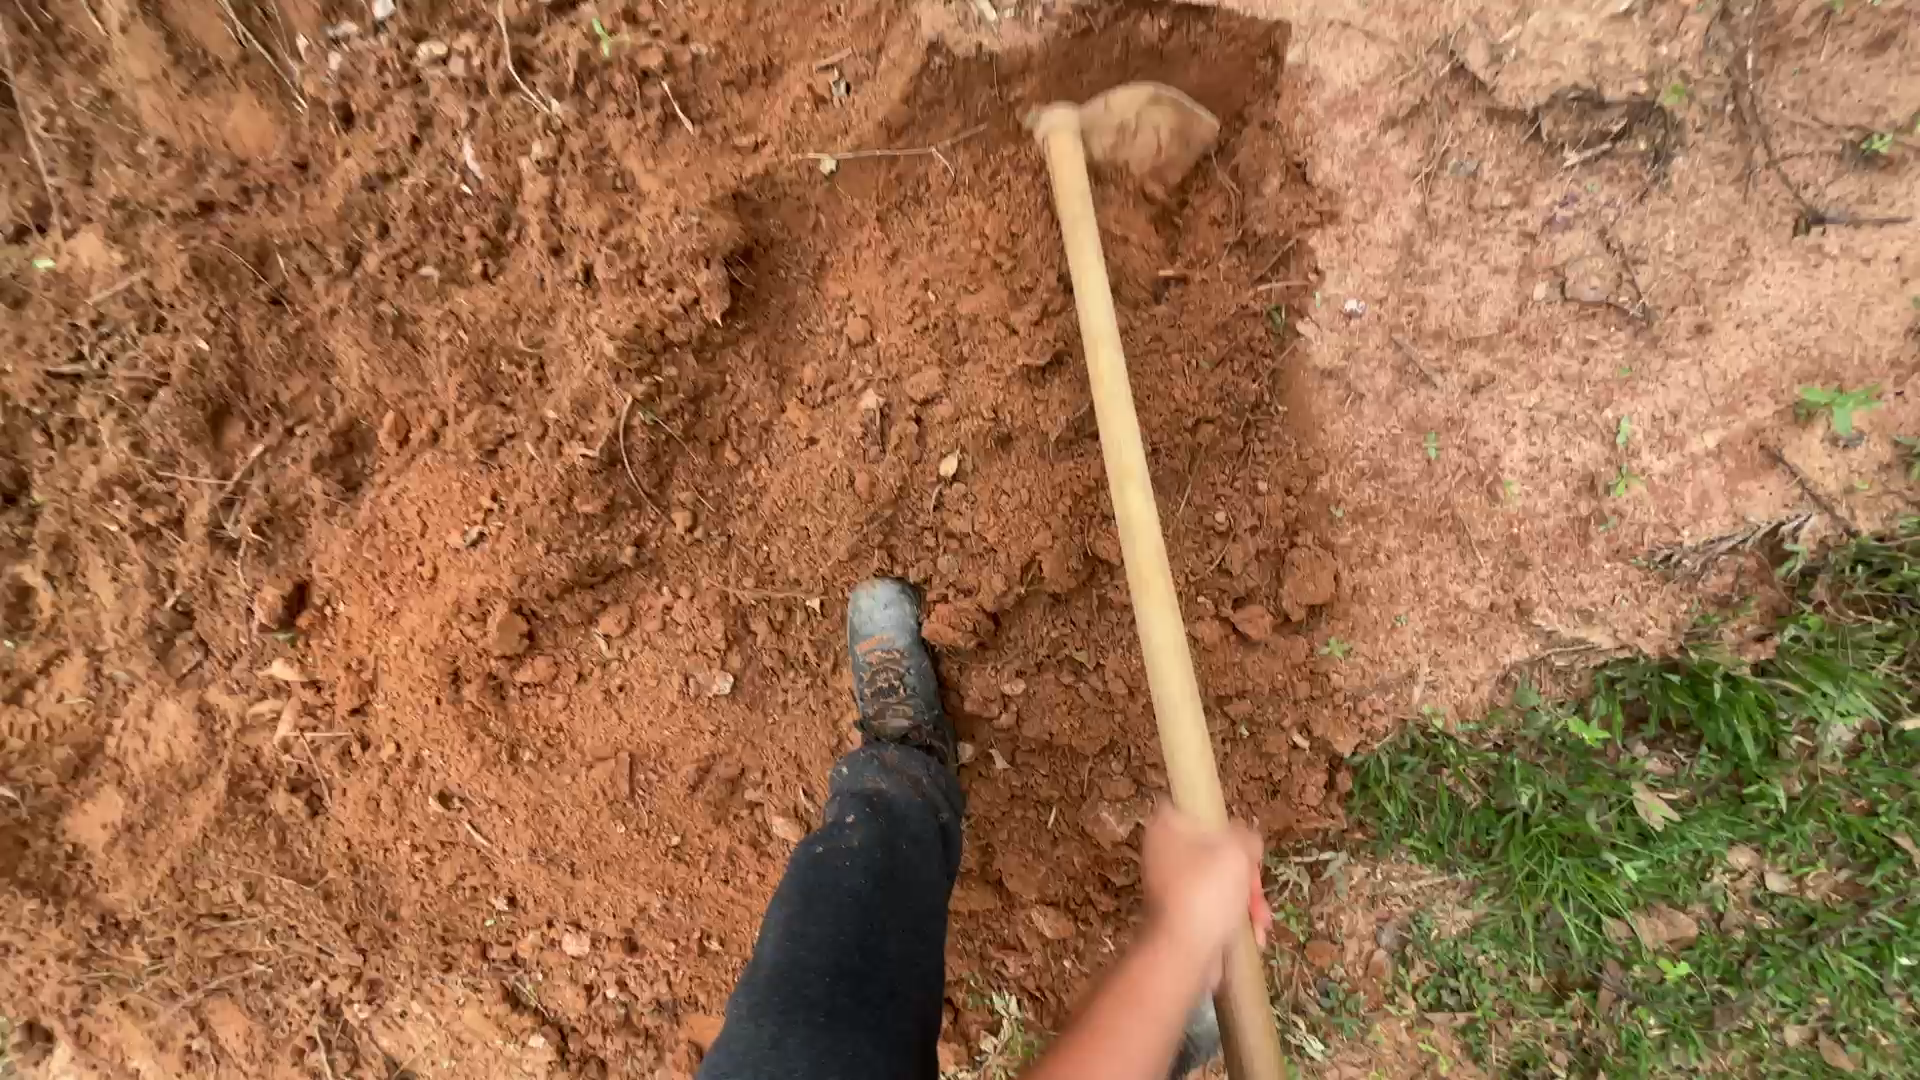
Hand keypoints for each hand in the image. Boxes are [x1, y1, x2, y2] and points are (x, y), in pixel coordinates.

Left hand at [1141, 805, 1269, 985]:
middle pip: (1214, 848)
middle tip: (1255, 888)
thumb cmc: (1206, 892)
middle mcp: (1162, 850)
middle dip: (1245, 872)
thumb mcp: (1236, 851)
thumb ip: (1245, 836)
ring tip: (1260, 920)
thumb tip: (1245, 840)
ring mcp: (1170, 882)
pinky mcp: (1180, 911)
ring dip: (1246, 899)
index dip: (1221, 822)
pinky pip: (1213, 904)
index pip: (1194, 807)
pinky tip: (1252, 935)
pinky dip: (1234, 917)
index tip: (1240, 841)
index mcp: (1165, 825)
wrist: (1183, 951)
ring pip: (1219, 879)